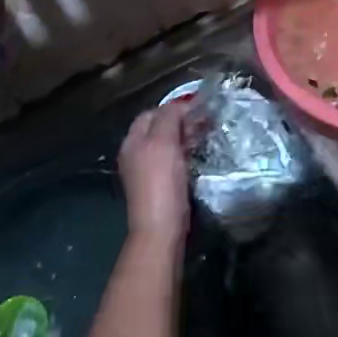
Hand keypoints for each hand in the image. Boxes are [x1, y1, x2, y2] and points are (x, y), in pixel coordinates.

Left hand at [117, 103, 193, 241]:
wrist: (161, 230)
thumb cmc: (161, 183)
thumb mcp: (163, 143)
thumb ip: (168, 119)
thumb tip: (180, 106)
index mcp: (132, 140)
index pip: (152, 113)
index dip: (174, 109)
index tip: (199, 111)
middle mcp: (134, 153)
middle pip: (158, 129)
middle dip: (180, 124)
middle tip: (205, 125)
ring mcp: (144, 172)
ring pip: (166, 147)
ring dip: (184, 140)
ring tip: (204, 140)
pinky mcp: (158, 188)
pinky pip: (171, 163)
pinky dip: (184, 157)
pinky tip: (197, 161)